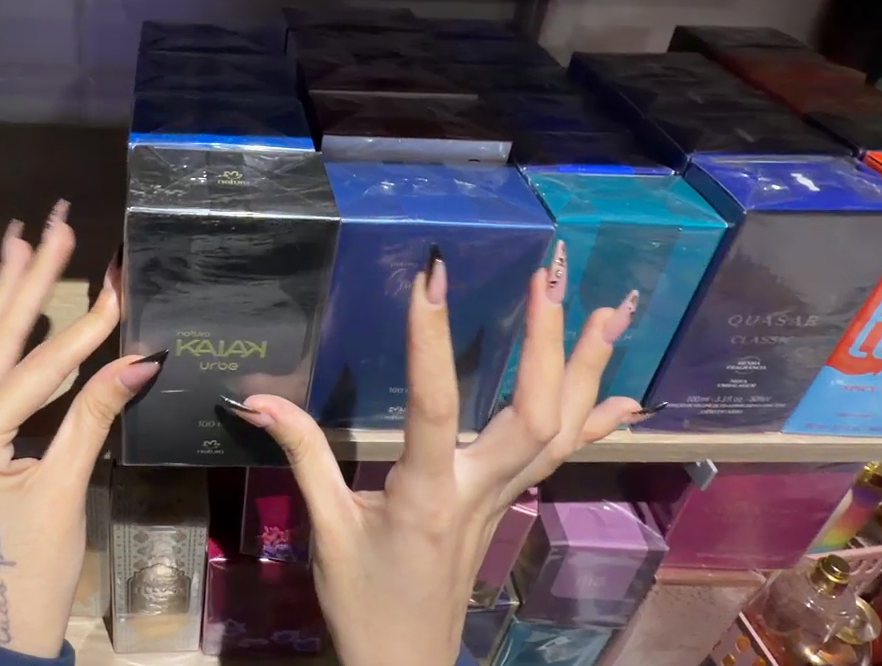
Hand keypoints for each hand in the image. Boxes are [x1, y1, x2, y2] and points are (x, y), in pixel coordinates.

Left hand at [0, 205, 162, 657]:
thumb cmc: (32, 574)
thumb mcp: (67, 494)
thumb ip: (94, 416)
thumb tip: (140, 359)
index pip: (36, 368)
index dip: (83, 327)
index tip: (115, 281)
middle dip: (24, 278)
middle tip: (51, 224)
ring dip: (0, 295)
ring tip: (18, 243)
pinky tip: (5, 307)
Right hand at [224, 242, 645, 665]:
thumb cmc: (364, 600)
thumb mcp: (326, 528)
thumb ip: (302, 454)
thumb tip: (256, 398)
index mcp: (427, 495)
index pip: (435, 407)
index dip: (430, 341)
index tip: (430, 280)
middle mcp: (479, 491)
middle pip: (533, 417)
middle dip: (547, 345)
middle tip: (548, 280)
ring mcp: (505, 499)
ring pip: (561, 432)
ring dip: (587, 369)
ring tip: (607, 311)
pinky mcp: (510, 504)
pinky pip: (563, 457)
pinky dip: (596, 422)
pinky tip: (625, 394)